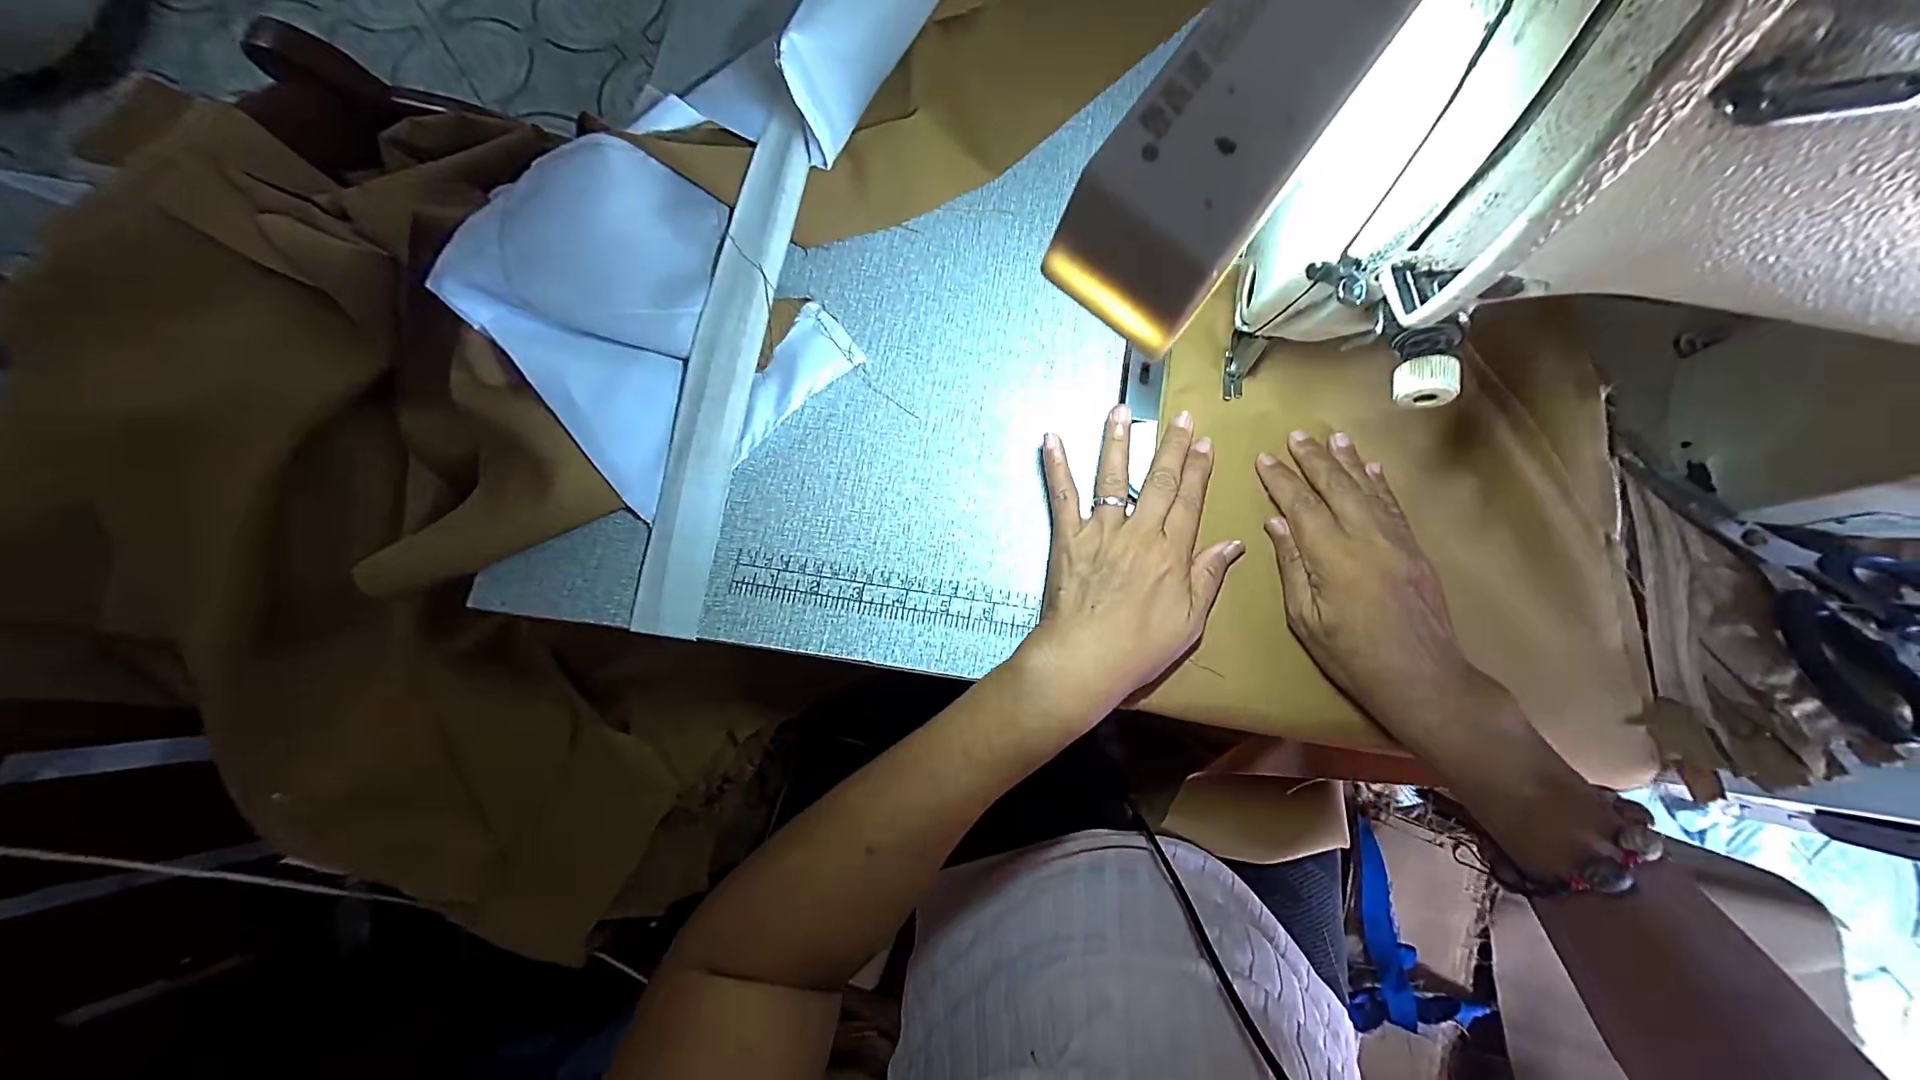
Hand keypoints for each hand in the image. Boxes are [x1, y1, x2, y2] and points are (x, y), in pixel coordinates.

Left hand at [1021, 404, 1244, 714]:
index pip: (1190, 500)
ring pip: (1112, 477)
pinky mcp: (1068, 537)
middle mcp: (1139, 533)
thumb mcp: (1190, 621)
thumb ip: (1208, 577)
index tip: (1205, 443)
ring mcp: (1101, 531)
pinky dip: (1056, 466)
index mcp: (1171, 552)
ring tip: (1121, 410)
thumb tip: (1233, 543)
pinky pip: (1063, 496)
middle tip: (1181, 418)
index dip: (1199, 470)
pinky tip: (1051, 439)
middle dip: (1172, 446)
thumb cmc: (1140, 647)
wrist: (1086, 658)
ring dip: (1118, 441)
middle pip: (1159, 481)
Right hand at [1258, 431, 1633, 879]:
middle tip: (1295, 435)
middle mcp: (1367, 539)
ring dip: (1347, 461)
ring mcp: (1396, 541)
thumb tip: (1276, 523)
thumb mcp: (1305, 619)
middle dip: (1313, 460)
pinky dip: (1380, 483)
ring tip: (1332, 437)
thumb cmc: (1351, 656)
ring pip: (1367, 490)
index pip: (1301, 506)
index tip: (1264, 458)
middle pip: (1336, 488)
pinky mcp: (1415, 549)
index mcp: (1333, 558)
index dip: (1281, 480)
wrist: (1423, 678)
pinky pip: (1394, 506)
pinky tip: (1371, 467)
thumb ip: (1292, 566)